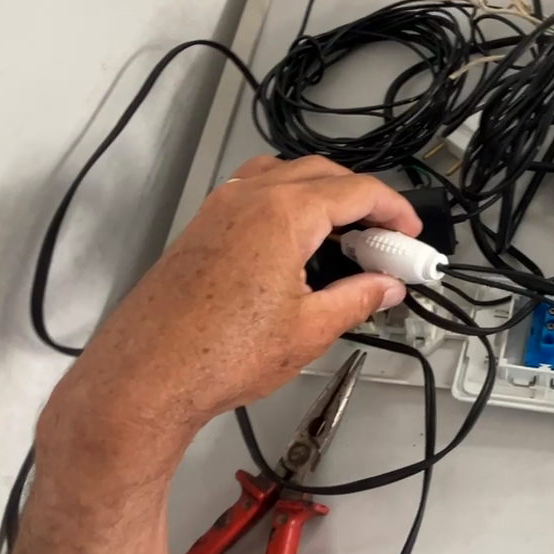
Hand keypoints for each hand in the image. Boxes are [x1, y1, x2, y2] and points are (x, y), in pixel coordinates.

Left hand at [38, 156, 420, 482]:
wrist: (142, 379)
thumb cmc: (222, 354)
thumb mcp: (310, 329)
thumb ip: (359, 298)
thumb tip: (388, 287)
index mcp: (284, 213)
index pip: (358, 192)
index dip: (395, 211)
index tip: (410, 235)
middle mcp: (251, 198)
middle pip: (325, 174)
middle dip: (364, 199)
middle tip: (386, 236)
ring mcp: (221, 208)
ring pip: (287, 175)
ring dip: (325, 192)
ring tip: (346, 232)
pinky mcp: (202, 227)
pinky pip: (257, 191)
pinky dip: (290, 200)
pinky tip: (297, 240)